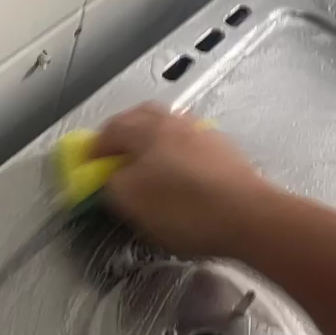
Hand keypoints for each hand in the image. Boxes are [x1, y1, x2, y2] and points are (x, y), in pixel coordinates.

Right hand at [89, 103, 279, 256]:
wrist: (250, 216)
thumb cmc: (186, 208)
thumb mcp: (131, 201)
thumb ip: (110, 185)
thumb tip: (107, 179)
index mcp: (147, 129)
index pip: (109, 130)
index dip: (93, 149)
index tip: (85, 167)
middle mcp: (174, 123)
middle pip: (140, 118)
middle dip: (123, 134)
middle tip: (113, 157)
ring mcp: (202, 134)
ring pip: (168, 129)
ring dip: (151, 142)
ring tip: (145, 167)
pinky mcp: (224, 152)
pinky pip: (190, 146)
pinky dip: (176, 155)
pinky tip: (178, 177)